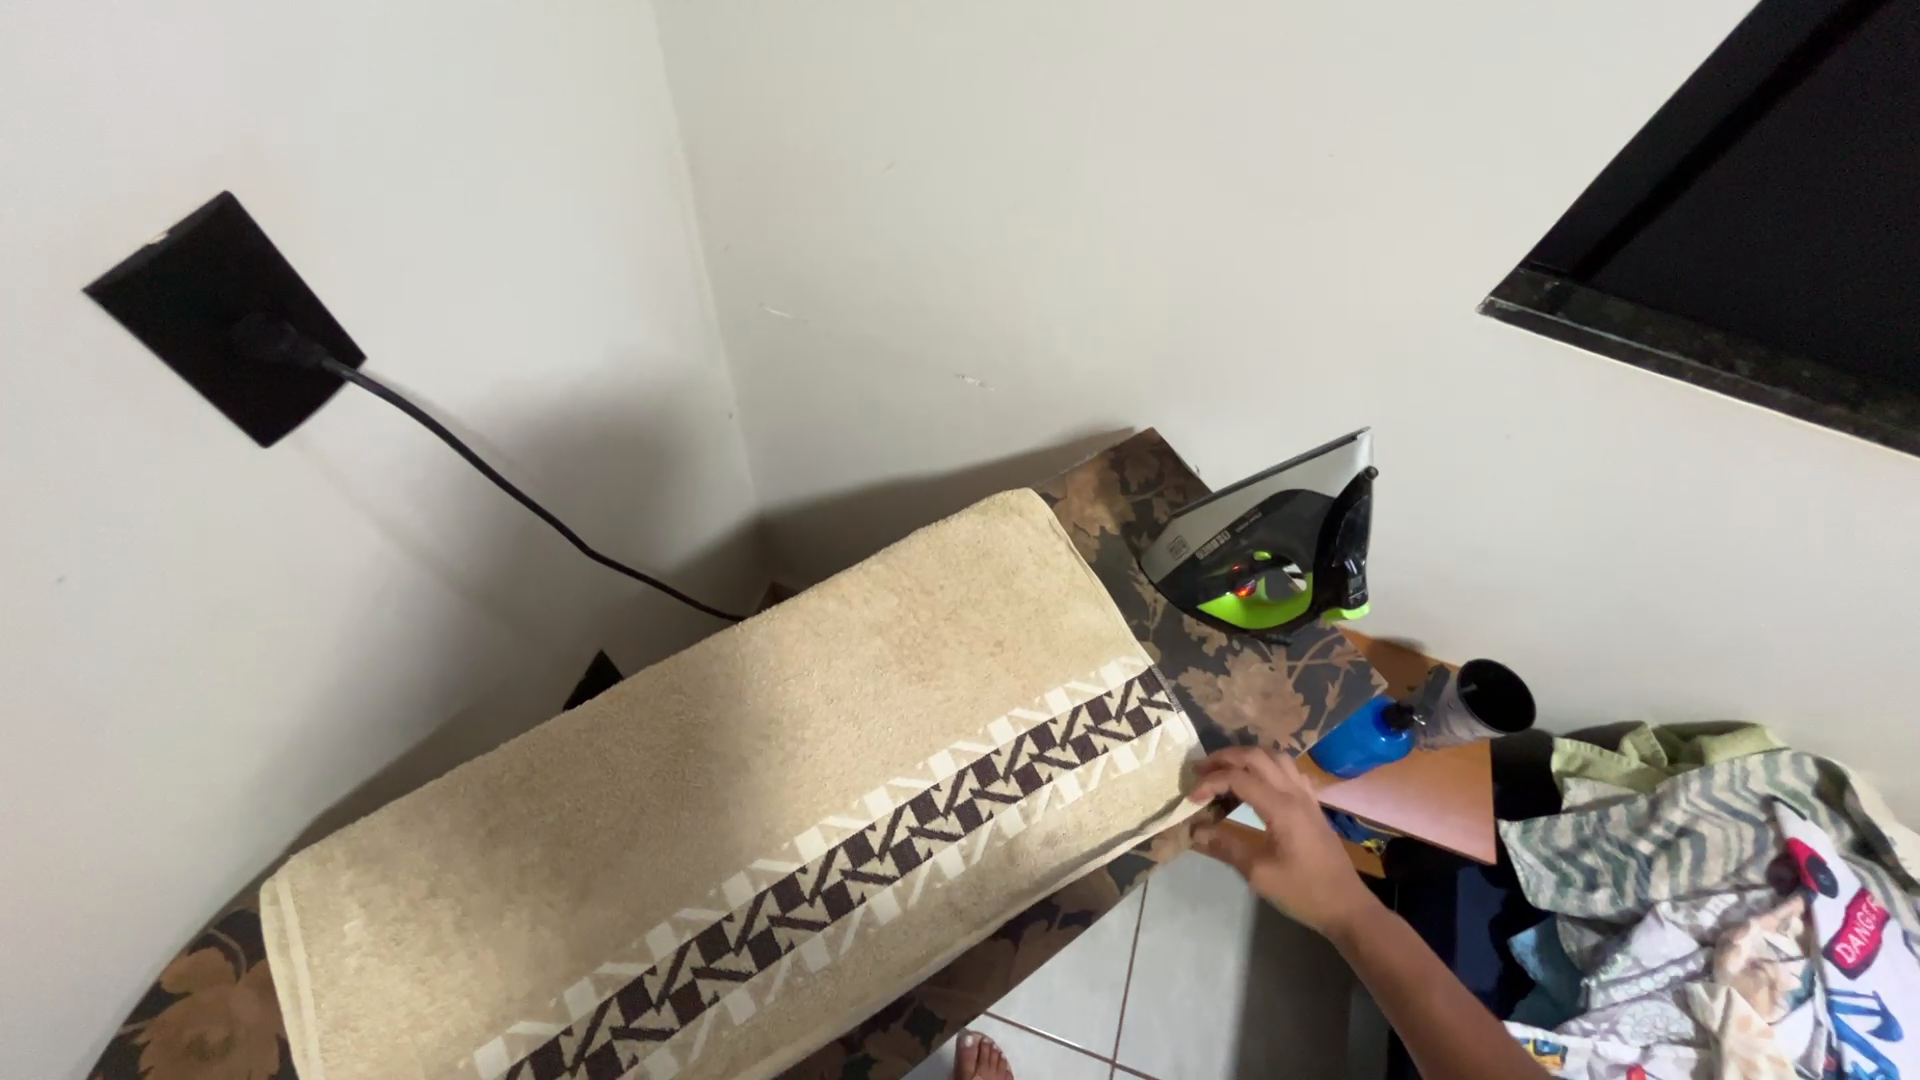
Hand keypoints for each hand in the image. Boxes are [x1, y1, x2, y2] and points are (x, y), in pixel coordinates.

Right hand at [1185, 745, 1383, 940]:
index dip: (1209, 782)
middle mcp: (1294, 793)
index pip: (1237, 778)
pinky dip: (1267, 766)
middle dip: (1223, 758)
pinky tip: (1258, 782)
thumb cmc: (1304, 892)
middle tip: (1200, 771)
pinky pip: (1289, 770)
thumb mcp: (1259, 874)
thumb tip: (1194, 831)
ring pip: (1274, 757)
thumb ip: (1225, 847)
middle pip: (1255, 756)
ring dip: (1246, 757)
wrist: (1348, 908)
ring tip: (1226, 770)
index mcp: (1281, 807)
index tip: (1191, 798)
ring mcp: (1306, 797)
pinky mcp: (1312, 805)